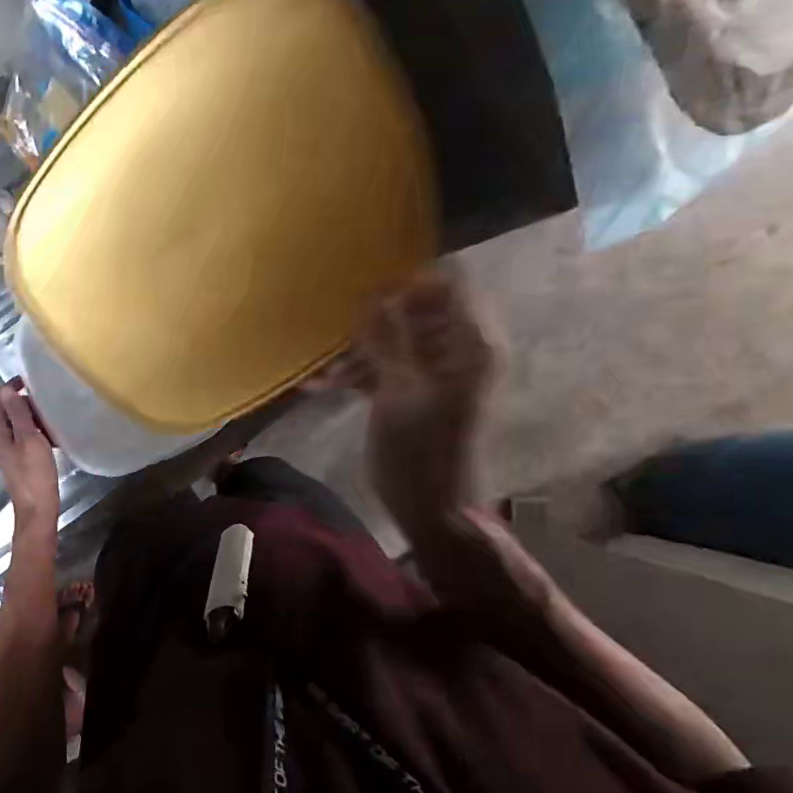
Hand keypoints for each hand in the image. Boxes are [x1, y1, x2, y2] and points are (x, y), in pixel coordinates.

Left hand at [0, 378, 58, 535]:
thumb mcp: (29, 441)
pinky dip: (42, 432)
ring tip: (56, 416)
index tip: (33, 380)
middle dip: (28, 401)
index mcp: (0, 434)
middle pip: (10, 411)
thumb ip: (18, 415)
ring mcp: (14, 451)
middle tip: (50, 400)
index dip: (11, 386)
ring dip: (37, 417)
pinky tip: (57, 436)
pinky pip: (31, 438)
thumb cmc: (34, 476)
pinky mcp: (25, 460)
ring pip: (22, 425)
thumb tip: (7, 390)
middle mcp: (3, 440)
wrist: (38, 511)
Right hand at [348, 272, 502, 533]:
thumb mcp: (400, 389)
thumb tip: (377, 290)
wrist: (434, 511)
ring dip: (361, 352)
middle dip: (376, 319)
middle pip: (418, 312)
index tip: (366, 289)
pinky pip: (390, 368)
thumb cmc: (421, 451)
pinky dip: (361, 374)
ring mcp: (439, 374)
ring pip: (398, 341)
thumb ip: (388, 336)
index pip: (448, 284)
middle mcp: (460, 351)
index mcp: (471, 344)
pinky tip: (322, 386)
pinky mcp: (419, 394)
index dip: (408, 282)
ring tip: (323, 373)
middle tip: (340, 332)